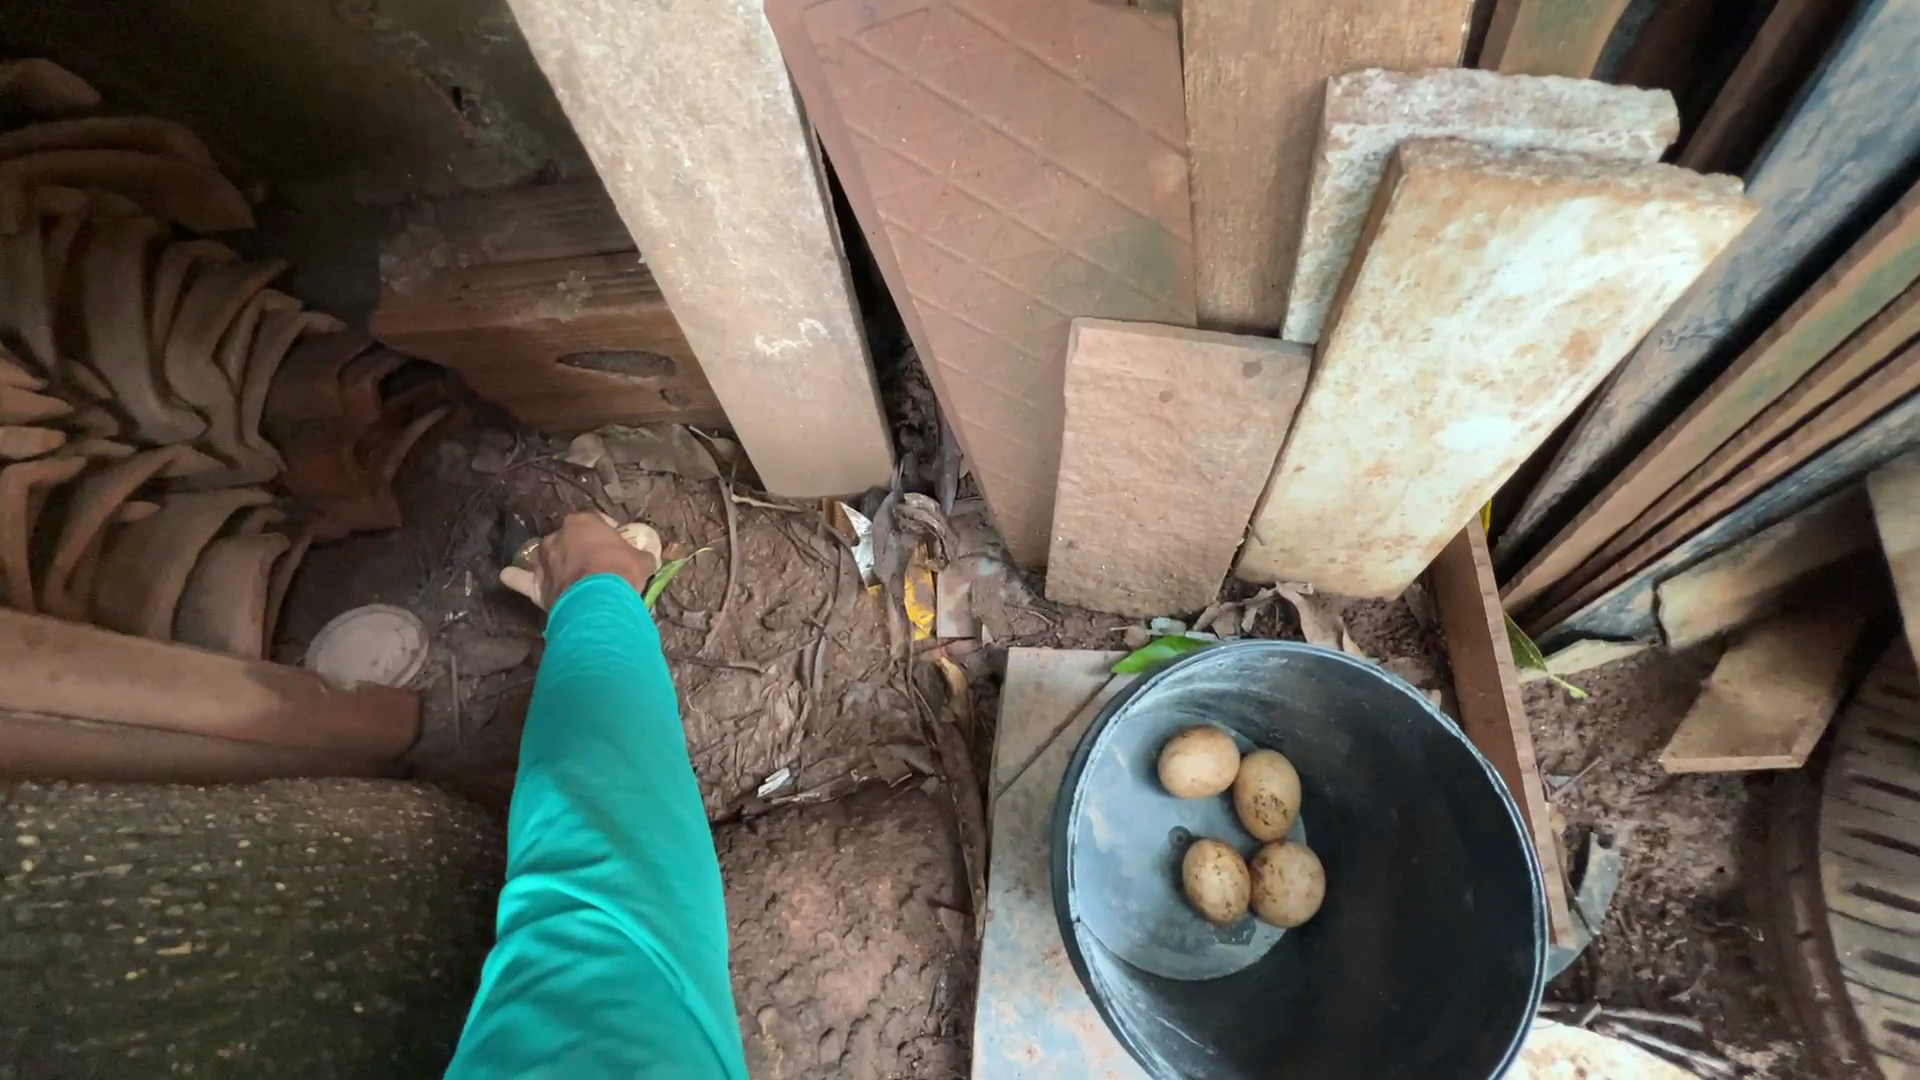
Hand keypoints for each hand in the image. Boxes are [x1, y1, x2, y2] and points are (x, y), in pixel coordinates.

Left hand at [500, 512, 661, 609]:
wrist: (600, 600)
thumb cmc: (622, 571)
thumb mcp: (643, 560)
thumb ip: (640, 556)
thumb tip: (646, 560)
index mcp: (584, 522)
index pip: (595, 519)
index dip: (606, 531)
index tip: (615, 544)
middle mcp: (557, 535)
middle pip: (567, 537)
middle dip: (578, 547)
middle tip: (595, 562)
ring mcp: (542, 559)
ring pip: (544, 555)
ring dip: (554, 562)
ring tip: (569, 576)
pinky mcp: (532, 583)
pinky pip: (517, 578)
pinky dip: (517, 577)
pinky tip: (517, 578)